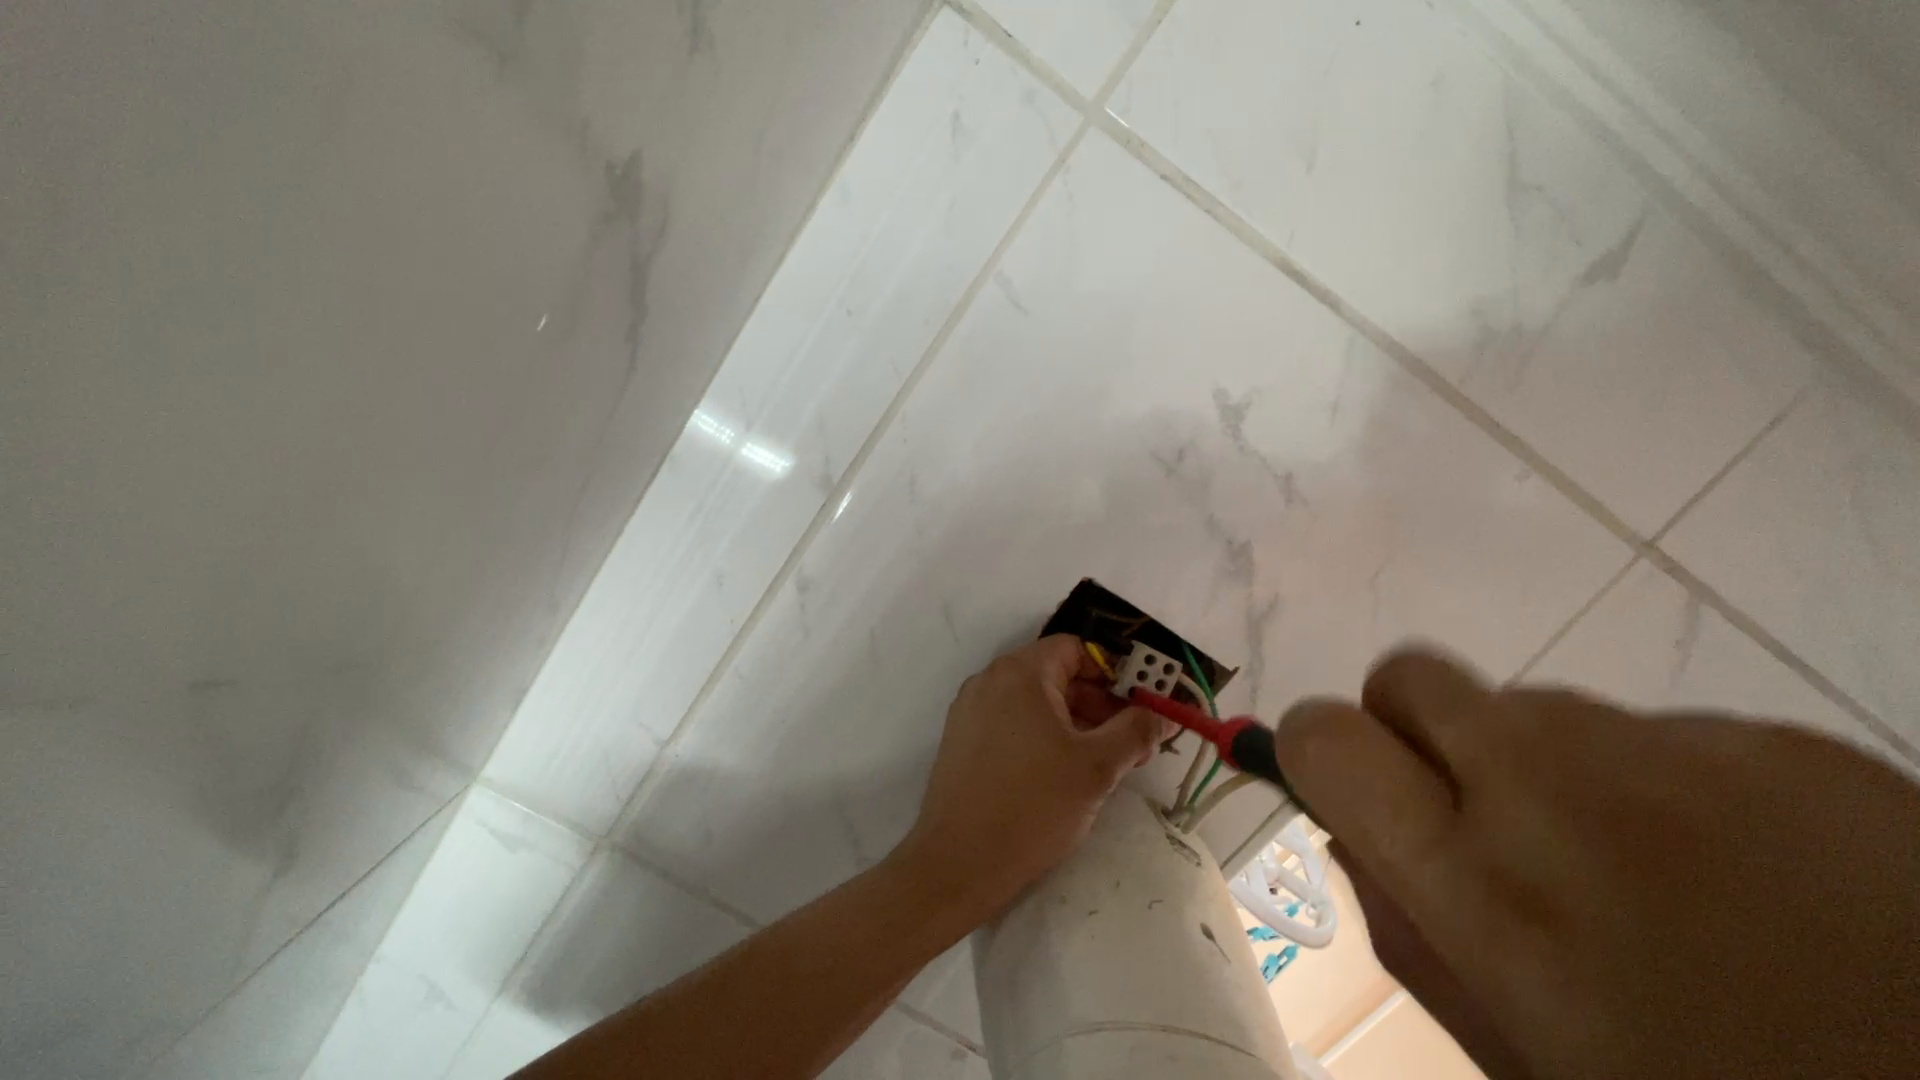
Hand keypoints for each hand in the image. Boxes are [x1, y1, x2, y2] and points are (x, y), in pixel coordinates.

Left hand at [897, 635, 1160, 913]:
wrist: (958, 864)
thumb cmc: (1032, 806)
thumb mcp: (1097, 768)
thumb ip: (1135, 731)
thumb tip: (1160, 713)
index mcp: (1019, 673)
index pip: (1077, 649)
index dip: (1116, 673)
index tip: (1143, 707)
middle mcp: (989, 682)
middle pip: (1057, 675)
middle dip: (1100, 704)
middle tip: (1134, 743)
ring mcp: (971, 712)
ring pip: (1037, 704)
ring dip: (1076, 724)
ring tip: (1107, 766)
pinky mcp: (963, 743)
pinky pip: (1014, 725)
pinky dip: (1045, 738)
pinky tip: (1066, 777)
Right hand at [1276, 646, 1919, 1079]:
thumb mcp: (1514, 1049)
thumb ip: (1408, 932)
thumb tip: (1356, 832)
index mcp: (1479, 884)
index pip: (1327, 737)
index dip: (1319, 752)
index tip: (1355, 790)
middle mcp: (1554, 786)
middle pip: (1412, 677)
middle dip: (1414, 729)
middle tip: (1472, 810)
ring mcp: (1674, 750)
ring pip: (1537, 706)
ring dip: (1545, 764)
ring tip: (1638, 864)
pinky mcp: (1781, 739)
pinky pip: (1657, 731)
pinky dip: (1659, 782)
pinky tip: (1740, 867)